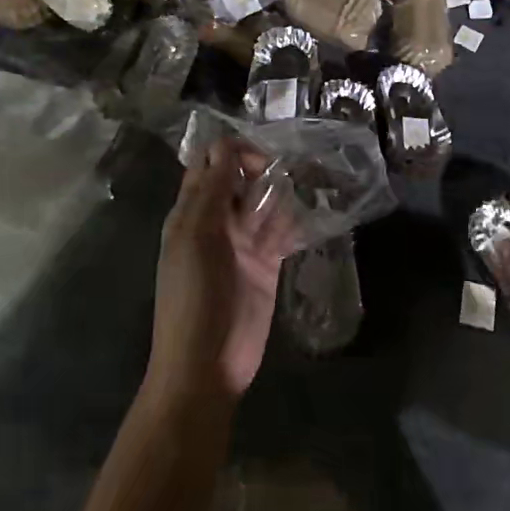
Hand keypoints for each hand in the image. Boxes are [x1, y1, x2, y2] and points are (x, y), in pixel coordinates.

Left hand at [150, 138, 294, 396]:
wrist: (206, 365)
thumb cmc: (194, 298)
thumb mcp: (197, 238)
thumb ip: (212, 191)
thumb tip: (227, 145)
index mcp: (192, 212)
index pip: (211, 164)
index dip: (235, 153)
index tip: (264, 161)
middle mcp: (218, 221)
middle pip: (243, 179)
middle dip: (266, 169)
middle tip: (295, 171)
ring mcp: (244, 242)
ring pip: (267, 202)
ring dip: (286, 192)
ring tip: (314, 185)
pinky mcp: (268, 262)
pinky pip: (284, 230)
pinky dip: (298, 219)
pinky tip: (317, 212)